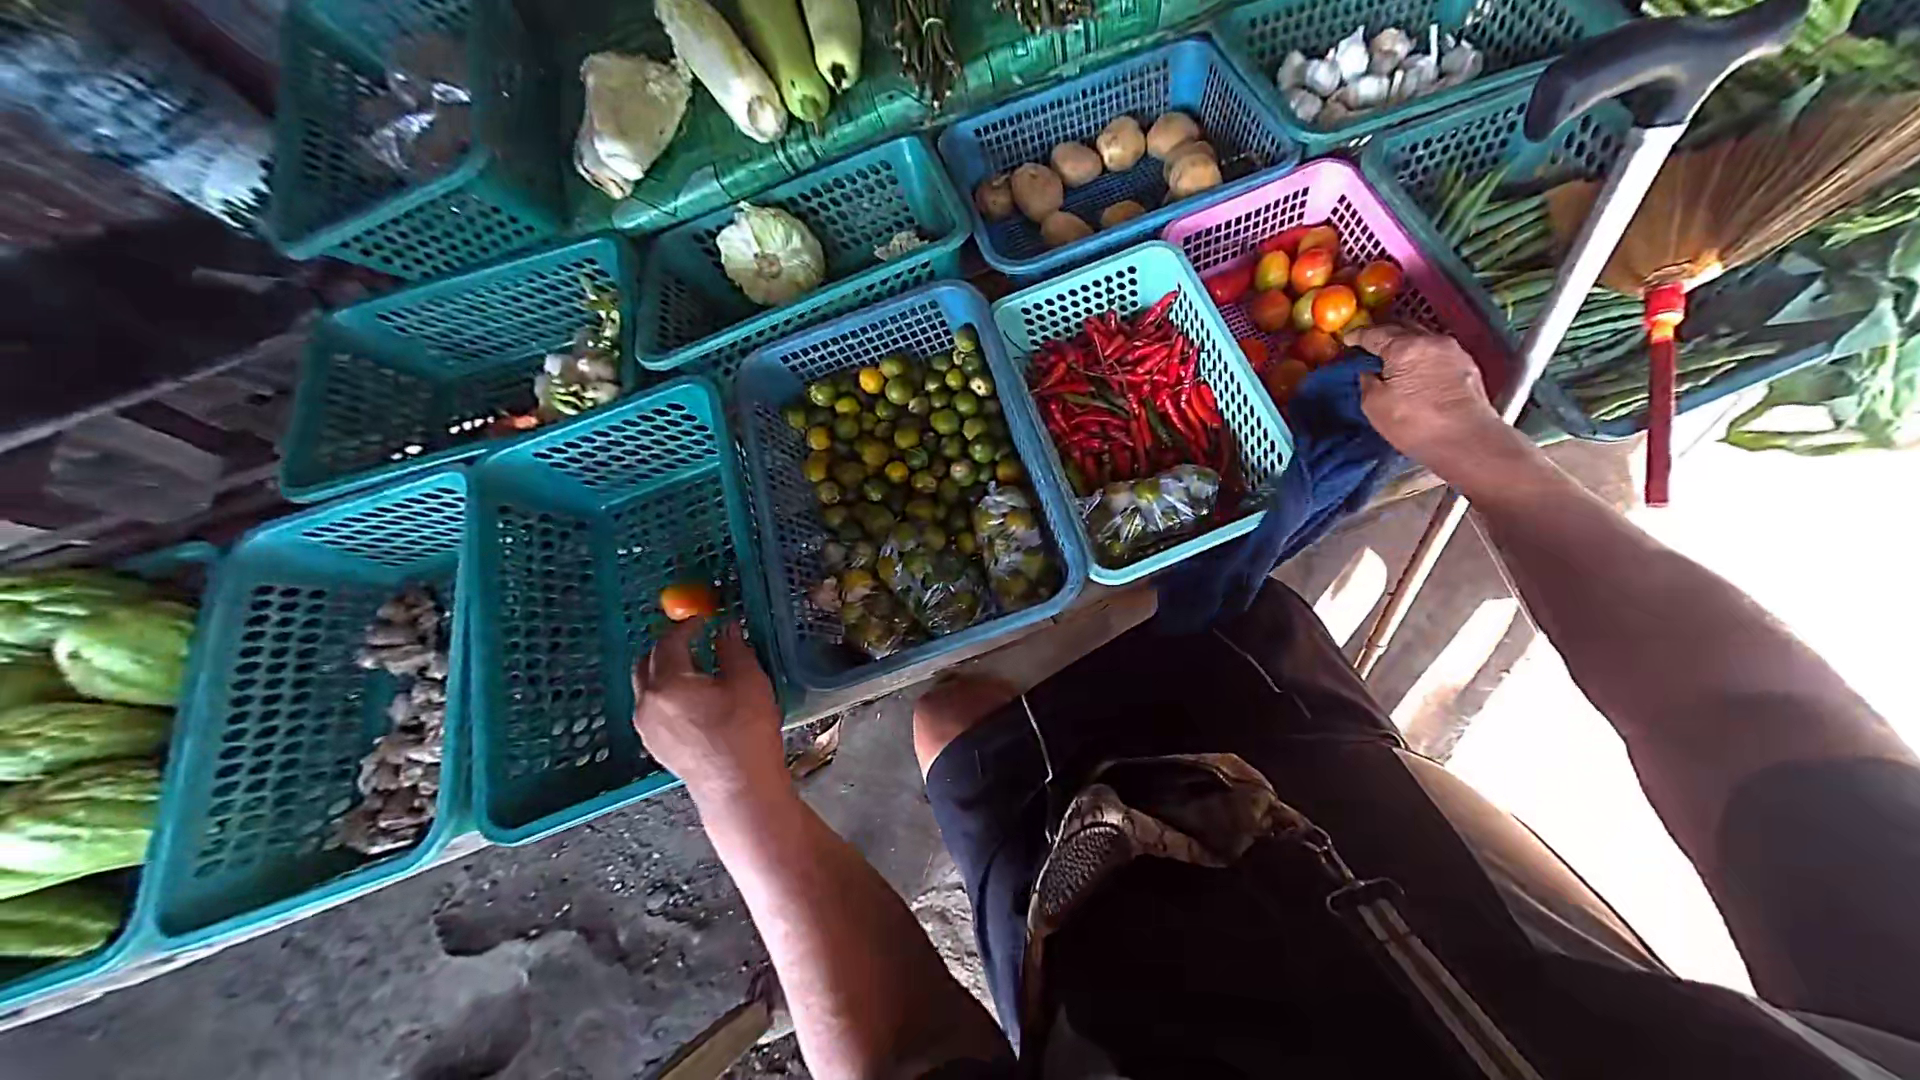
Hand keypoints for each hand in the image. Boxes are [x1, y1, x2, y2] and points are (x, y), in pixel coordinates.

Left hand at [632, 618, 782, 799]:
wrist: (739, 789)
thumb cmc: (746, 732)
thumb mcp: (749, 681)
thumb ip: (734, 649)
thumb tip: (726, 629)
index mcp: (668, 683)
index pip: (670, 642)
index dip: (688, 626)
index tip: (705, 619)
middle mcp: (647, 703)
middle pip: (647, 662)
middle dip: (669, 646)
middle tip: (695, 638)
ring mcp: (646, 727)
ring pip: (647, 686)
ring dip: (666, 670)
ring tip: (697, 667)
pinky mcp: (654, 745)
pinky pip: (653, 707)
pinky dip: (667, 693)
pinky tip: (694, 698)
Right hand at [1346, 326, 1518, 482]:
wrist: (1465, 440)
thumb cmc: (1414, 423)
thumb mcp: (1374, 404)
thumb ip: (1367, 381)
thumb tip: (1369, 373)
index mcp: (1405, 347)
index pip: (1375, 334)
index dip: (1358, 335)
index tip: (1348, 339)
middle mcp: (1432, 341)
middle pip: (1403, 327)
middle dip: (1384, 333)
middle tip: (1368, 342)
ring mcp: (1454, 352)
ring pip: (1423, 338)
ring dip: (1406, 343)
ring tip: (1392, 355)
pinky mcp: (1467, 366)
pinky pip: (1437, 352)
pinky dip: (1422, 355)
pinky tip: (1415, 368)